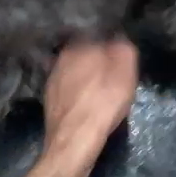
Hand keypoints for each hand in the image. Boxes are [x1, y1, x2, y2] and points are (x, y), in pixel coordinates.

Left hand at [41, 39, 138, 168]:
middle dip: (98, 61)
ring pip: (75, 72)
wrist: (74, 140)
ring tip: (102, 91)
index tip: (122, 57)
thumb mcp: (126, 72)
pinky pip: (69, 90)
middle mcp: (61, 58)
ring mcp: (52, 80)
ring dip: (87, 77)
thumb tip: (120, 39)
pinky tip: (87, 105)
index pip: (98, 36)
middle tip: (114, 74)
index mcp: (78, 46)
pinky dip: (78, 94)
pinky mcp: (49, 100)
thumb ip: (124, 49)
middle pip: (85, 54)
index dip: (112, 45)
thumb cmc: (103, 103)